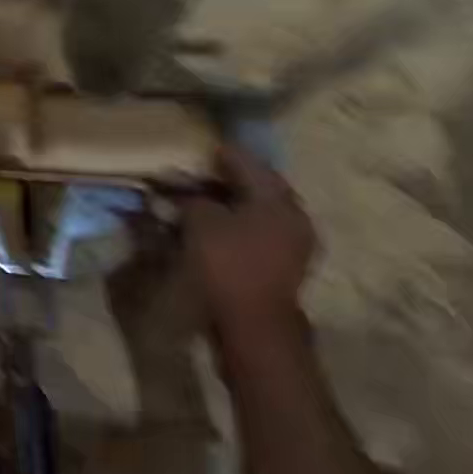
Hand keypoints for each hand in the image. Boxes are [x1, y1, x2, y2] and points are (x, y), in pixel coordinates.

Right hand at [183, 145, 316, 337]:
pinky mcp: (283, 263)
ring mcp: (293, 242)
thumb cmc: (226, 264)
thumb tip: (179, 185)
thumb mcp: (200, 222)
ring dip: (229, 200)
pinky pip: (257, 229)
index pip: (246, 162)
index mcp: (278, 200)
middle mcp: (293, 216)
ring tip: (199, 198)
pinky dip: (235, 221)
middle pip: (256, 185)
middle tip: (194, 172)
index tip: (194, 148)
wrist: (252, 325)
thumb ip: (190, 197)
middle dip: (224, 177)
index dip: (217, 153)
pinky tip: (213, 223)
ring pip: (257, 208)